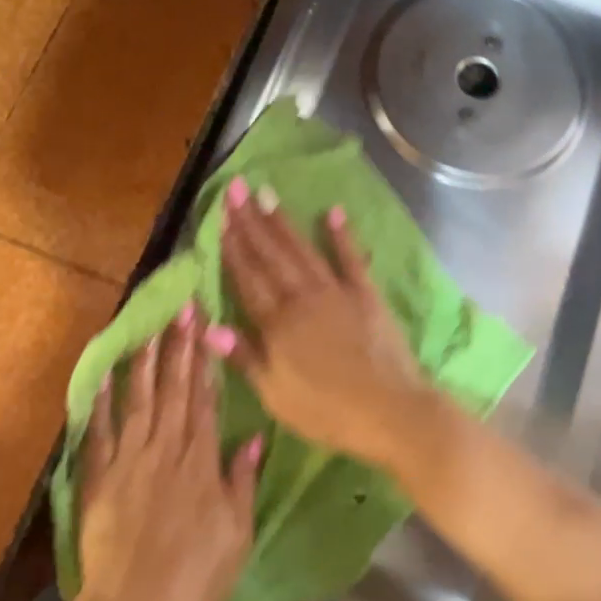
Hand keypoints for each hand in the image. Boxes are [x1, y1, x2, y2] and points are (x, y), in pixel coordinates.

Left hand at [77, 307, 262, 600]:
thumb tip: (251, 435)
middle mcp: (166, 450)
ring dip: (144, 360)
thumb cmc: (197, 576)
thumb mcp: (238, 532)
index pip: (204, 399)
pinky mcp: (99, 477)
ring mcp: (129, 460)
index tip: (204, 325)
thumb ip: (242, 480)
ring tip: (148, 326)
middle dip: (177, 345)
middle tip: (179, 307)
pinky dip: (100, 400)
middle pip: (173, 389)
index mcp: (201, 462)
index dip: (204, 360)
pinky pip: (100, 431)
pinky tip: (103, 372)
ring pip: (138, 399)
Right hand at [210, 176, 439, 469]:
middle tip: (235, 188)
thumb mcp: (275, 395)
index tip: (219, 217)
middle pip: (271, 255)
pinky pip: (351, 259)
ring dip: (283, 222)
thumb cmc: (327, 412)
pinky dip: (342, 236)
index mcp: (276, 325)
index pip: (247, 278)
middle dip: (250, 221)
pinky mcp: (367, 295)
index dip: (231, 247)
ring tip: (266, 193)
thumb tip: (208, 325)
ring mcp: (336, 293)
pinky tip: (333, 212)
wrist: (391, 412)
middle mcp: (302, 299)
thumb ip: (244, 357)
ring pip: (303, 251)